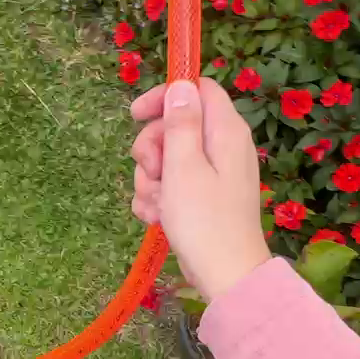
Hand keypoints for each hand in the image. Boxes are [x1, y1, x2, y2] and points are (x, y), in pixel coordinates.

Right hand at [130, 78, 270, 299]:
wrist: (224, 273)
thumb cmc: (204, 219)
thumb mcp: (184, 166)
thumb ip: (180, 123)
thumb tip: (181, 85)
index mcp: (225, 131)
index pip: (196, 90)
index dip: (164, 97)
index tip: (135, 116)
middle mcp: (222, 146)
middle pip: (174, 126)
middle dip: (151, 150)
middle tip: (151, 173)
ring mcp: (212, 173)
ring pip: (166, 159)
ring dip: (150, 180)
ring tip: (156, 205)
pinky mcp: (201, 196)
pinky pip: (171, 184)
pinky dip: (158, 198)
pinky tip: (156, 217)